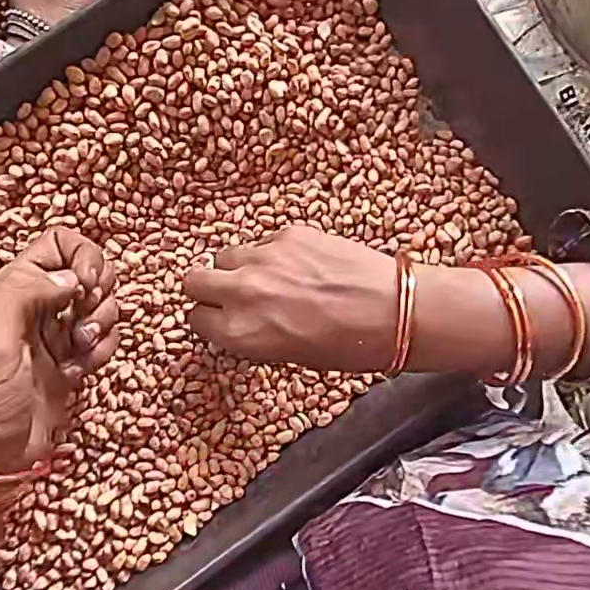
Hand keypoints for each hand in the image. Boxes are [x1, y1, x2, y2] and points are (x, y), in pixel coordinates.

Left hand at [0, 228, 119, 473]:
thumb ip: (24, 292)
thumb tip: (71, 277)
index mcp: (12, 288)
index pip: (59, 242)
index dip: (82, 256)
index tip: (86, 287)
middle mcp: (38, 303)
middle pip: (90, 269)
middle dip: (99, 294)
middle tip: (82, 324)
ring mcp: (58, 332)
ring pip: (104, 303)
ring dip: (103, 326)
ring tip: (78, 353)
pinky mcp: (74, 359)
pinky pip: (107, 337)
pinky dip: (104, 351)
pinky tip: (79, 372)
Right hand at [183, 226, 399, 372]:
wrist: (394, 312)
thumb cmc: (348, 347)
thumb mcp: (288, 355)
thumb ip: (250, 334)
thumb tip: (235, 319)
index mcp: (239, 332)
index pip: (196, 318)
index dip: (209, 318)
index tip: (220, 317)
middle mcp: (242, 292)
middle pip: (194, 279)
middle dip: (208, 288)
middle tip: (231, 294)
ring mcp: (264, 258)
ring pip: (226, 256)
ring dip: (238, 268)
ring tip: (268, 278)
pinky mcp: (288, 233)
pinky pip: (262, 242)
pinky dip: (272, 253)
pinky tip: (300, 266)